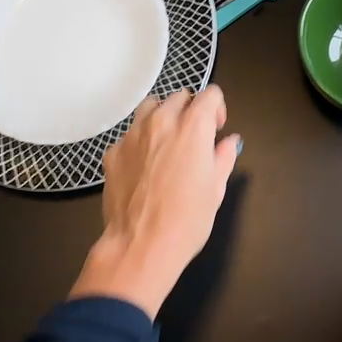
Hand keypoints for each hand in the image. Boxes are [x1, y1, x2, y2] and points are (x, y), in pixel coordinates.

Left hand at [69, 86, 241, 317]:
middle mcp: (162, 120)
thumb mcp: (216, 189)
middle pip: (179, 96)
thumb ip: (224, 156)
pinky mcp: (113, 152)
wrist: (140, 247)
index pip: (210, 94)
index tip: (216, 130)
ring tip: (166, 143)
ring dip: (162, 117)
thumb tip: (229, 141)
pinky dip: (139, 142)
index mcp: (193, 126)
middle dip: (190, 111)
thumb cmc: (187, 220)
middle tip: (193, 138)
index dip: (217, 109)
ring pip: (150, 106)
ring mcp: (133, 134)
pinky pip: (129, 135)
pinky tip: (143, 167)